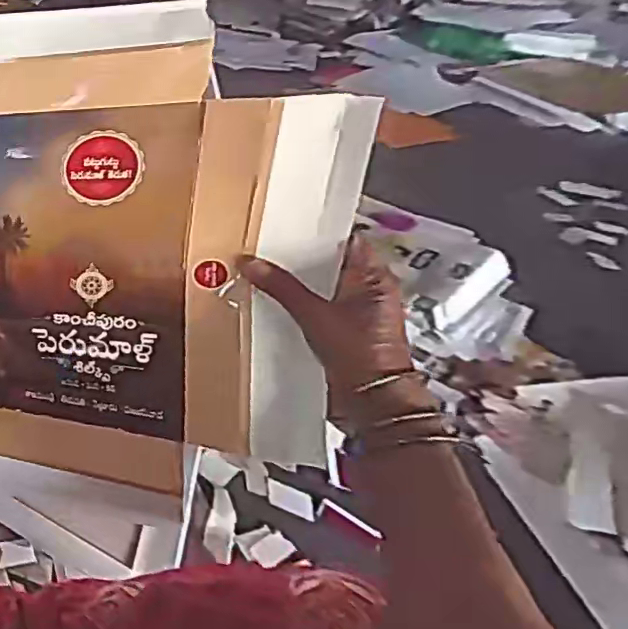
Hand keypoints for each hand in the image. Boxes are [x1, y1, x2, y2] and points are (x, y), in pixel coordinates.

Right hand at [241, 237, 427, 430]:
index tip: (287, 225)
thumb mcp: (315, 315)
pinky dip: (297, 304)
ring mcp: (356, 313)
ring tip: (265, 271)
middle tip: (267, 247)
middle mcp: (369, 292)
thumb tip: (251, 263)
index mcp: (375, 278)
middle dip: (299, 258)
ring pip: (321, 287)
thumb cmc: (360, 356)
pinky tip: (274, 302)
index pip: (346, 241)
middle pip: (329, 265)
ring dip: (297, 283)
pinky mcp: (341, 332)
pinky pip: (316, 308)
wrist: (372, 403)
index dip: (318, 231)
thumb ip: (282, 287)